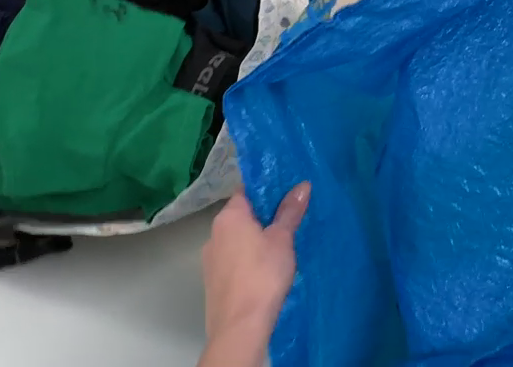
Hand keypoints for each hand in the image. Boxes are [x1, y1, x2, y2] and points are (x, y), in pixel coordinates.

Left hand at [198, 184, 309, 366]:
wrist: (239, 328)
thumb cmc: (262, 275)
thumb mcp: (282, 238)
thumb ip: (290, 210)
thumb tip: (302, 185)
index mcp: (228, 217)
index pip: (246, 190)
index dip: (268, 188)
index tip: (288, 190)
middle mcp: (214, 234)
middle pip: (242, 214)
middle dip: (264, 215)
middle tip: (290, 216)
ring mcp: (210, 260)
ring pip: (237, 239)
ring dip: (256, 238)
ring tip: (282, 243)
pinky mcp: (213, 282)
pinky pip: (233, 259)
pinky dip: (248, 258)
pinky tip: (266, 268)